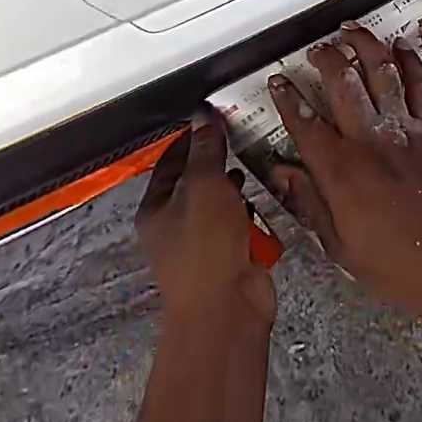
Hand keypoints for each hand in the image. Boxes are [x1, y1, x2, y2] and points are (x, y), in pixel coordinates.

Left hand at [135, 112, 274, 325]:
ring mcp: (202, 239)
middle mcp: (175, 222)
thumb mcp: (205, 185)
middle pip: (197, 178)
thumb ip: (206, 149)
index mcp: (156, 207)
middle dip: (218, 155)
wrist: (227, 307)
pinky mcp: (228, 251)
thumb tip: (203, 115)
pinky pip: (238, 217)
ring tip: (256, 155)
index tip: (218, 114)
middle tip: (244, 130)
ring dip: (235, 180)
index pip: (172, 158)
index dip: (193, 134)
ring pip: (220, 197)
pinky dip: (249, 204)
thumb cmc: (206, 244)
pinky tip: (264, 191)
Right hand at [264, 21, 421, 322]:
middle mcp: (371, 140)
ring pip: (382, 74)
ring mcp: (403, 130)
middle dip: (327, 59)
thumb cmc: (393, 261)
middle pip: (344, 84)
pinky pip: (420, 87)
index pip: (306, 123)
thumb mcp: (338, 244)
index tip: (278, 81)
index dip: (288, 98)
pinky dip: (410, 62)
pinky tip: (400, 45)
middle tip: (316, 49)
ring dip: (365, 46)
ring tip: (350, 30)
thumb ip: (307, 202)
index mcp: (342, 170)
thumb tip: (278, 174)